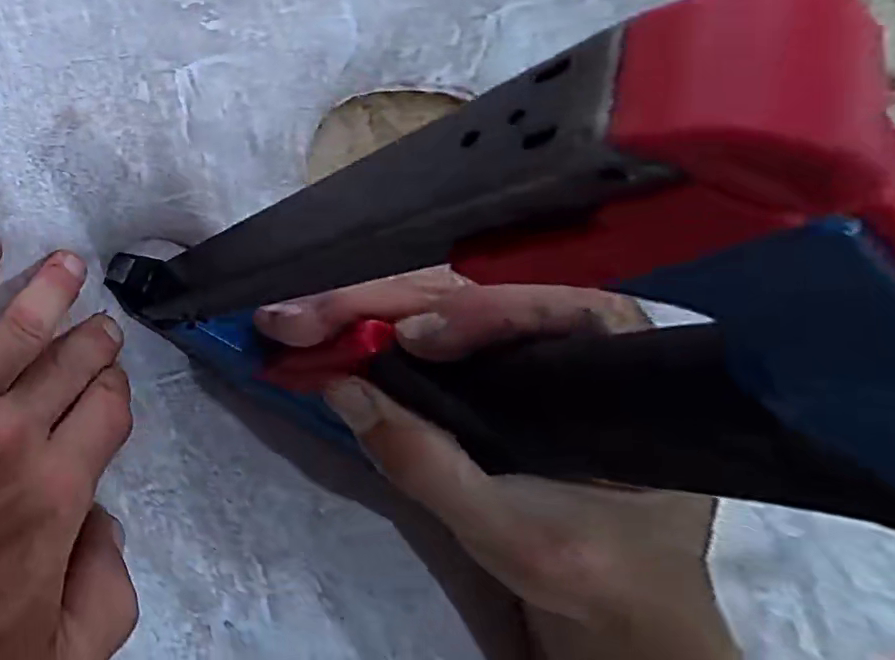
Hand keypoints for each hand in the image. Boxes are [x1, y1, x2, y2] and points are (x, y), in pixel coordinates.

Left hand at [0, 235, 137, 659]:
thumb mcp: (54, 659)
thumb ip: (107, 594)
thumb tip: (109, 520)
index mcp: (56, 491)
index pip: (107, 411)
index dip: (115, 391)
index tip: (110, 382)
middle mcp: (15, 433)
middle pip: (72, 363)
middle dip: (95, 338)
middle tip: (102, 322)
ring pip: (20, 327)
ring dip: (51, 288)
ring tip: (69, 261)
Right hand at [255, 269, 738, 659]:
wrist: (605, 601)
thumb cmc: (596, 576)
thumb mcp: (521, 540)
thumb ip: (435, 469)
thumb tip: (341, 389)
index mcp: (610, 361)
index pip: (546, 309)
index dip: (475, 313)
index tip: (411, 338)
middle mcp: (548, 330)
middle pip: (453, 293)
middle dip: (368, 303)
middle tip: (292, 318)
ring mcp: (497, 338)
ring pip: (417, 299)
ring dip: (345, 307)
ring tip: (284, 320)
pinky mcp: (459, 356)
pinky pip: (399, 325)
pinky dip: (349, 328)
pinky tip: (308, 333)